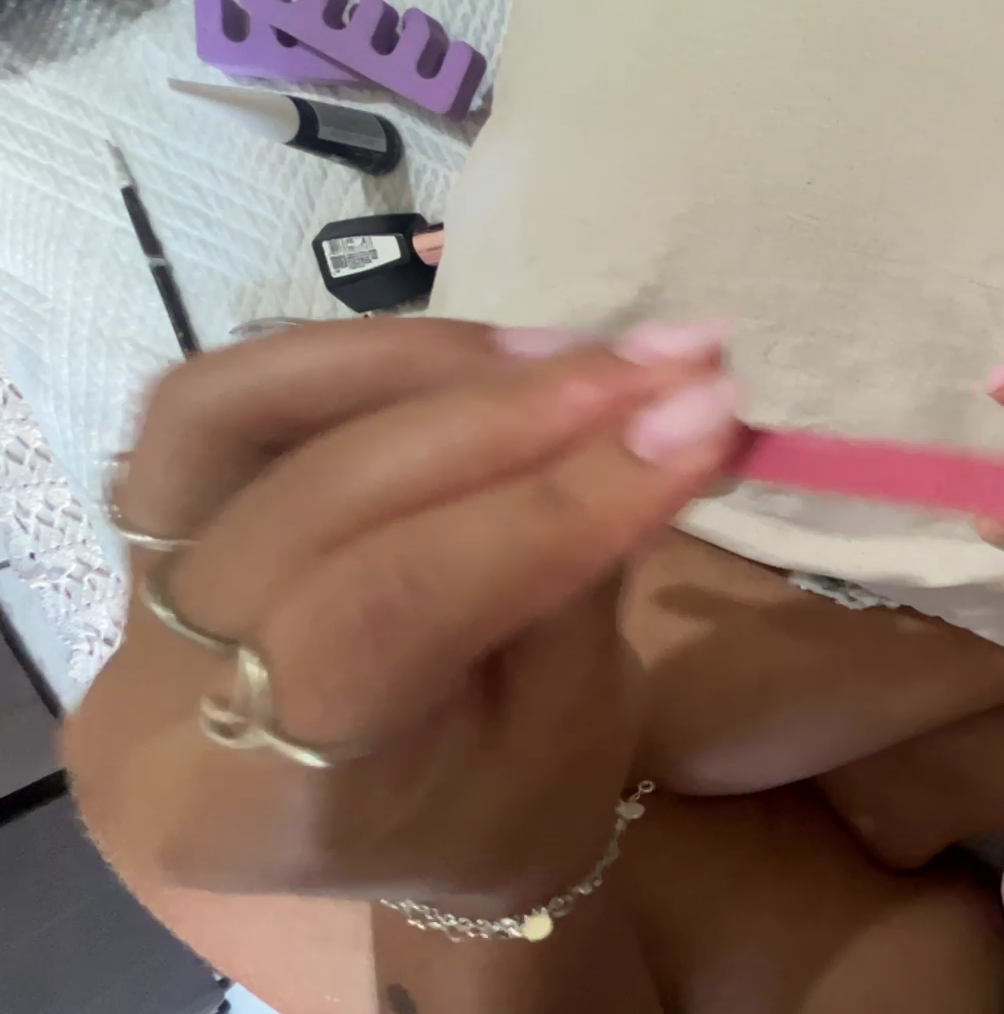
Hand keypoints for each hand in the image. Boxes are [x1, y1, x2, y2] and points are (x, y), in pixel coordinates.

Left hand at [66, 318, 738, 916]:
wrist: (410, 821)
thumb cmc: (514, 801)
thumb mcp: (580, 722)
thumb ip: (593, 573)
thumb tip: (665, 428)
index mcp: (274, 803)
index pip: (396, 613)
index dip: (557, 502)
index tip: (698, 428)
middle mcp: (167, 692)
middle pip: (332, 500)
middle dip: (531, 412)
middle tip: (678, 365)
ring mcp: (139, 594)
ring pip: (238, 415)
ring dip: (442, 360)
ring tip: (586, 349)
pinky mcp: (166, 524)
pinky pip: (233, 400)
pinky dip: (374, 354)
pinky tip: (497, 352)